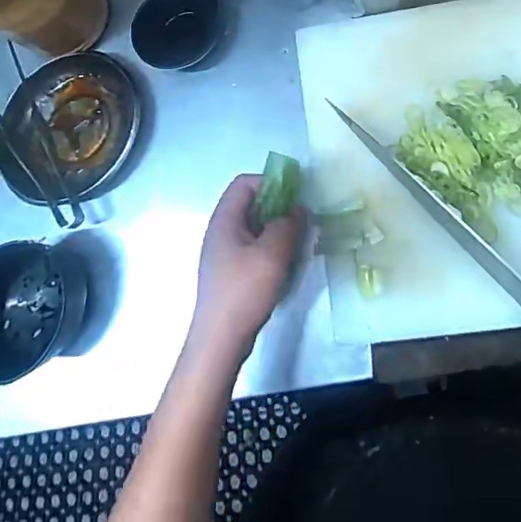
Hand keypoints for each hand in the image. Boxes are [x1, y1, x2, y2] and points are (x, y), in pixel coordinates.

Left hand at [189, 174, 303, 356]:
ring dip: (276, 230)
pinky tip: (285, 266)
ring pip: (253, 228)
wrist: (219, 339)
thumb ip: (287, 226)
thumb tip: (296, 209)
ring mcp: (223, 253)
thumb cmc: (244, 291)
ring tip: (297, 244)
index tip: (294, 197)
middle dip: (277, 208)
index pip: (244, 183)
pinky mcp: (229, 272)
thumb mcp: (272, 254)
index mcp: (224, 219)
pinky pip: (251, 248)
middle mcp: (220, 231)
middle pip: (249, 204)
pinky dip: (269, 249)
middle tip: (301, 221)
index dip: (270, 182)